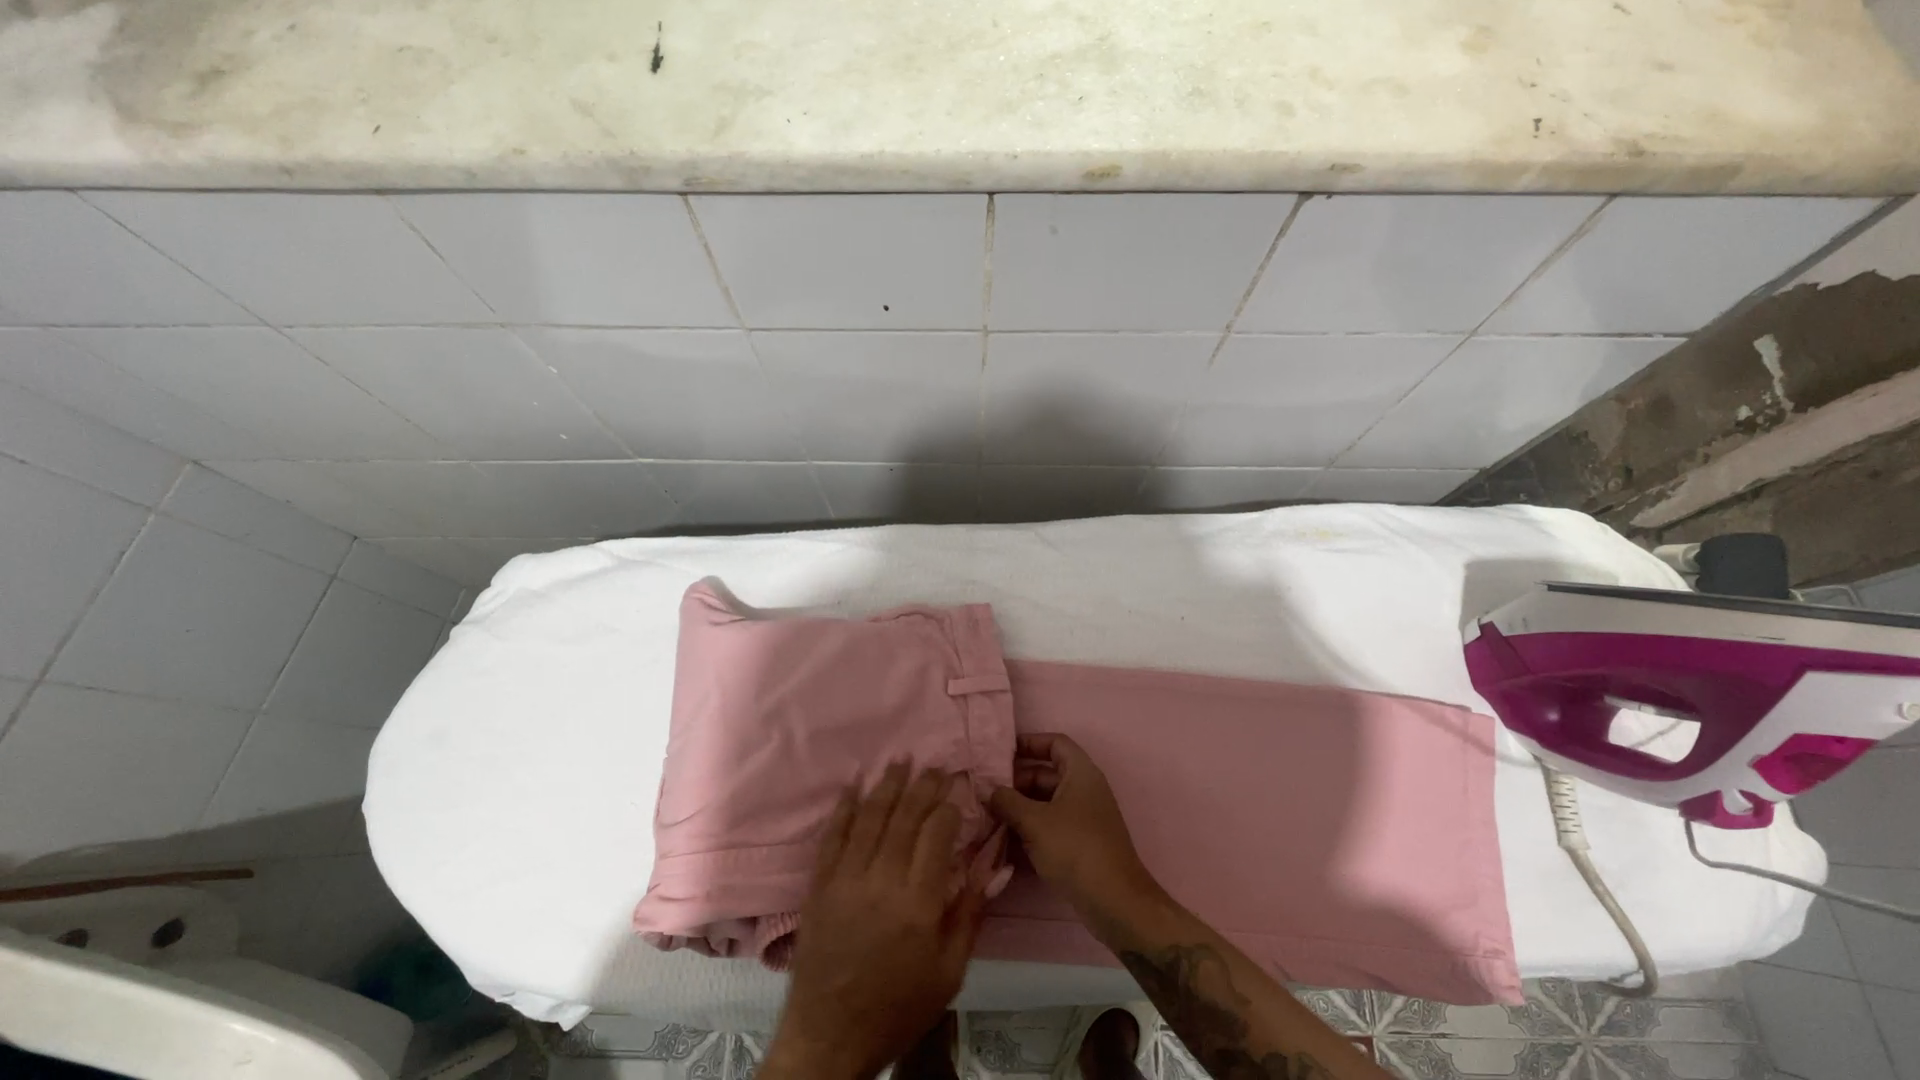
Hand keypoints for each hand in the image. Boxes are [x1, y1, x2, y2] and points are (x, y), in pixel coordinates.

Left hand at [761, 764, 987, 1079]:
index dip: (949, 805)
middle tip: (936, 763)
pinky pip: (832, 837)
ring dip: (887, 786)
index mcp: (918, 902)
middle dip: (922, 786)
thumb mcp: (950, 968)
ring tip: (901, 761)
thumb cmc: (900, 1006)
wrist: (831, 1035)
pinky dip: (844, 808)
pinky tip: (854, 787)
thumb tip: (993, 859)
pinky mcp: (819, 886)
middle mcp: (881, 880)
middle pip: (904, 817)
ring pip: (869, 818)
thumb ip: (970, 909)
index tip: (960, 786)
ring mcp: (845, 880)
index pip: (937, 833)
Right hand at [988, 734, 1161, 917]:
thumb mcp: (1035, 821)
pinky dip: (1029, 827)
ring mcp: (1083, 818)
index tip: (1000, 753)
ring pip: (1046, 802)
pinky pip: (1050, 825)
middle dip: (1016, 780)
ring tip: (987, 813)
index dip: (1029, 743)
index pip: (1055, 743)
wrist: (1114, 900)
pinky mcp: (1079, 844)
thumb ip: (1007, 801)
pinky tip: (1003, 838)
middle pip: (1047, 774)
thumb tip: (986, 790)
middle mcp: (1084, 790)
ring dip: (1019, 806)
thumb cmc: (1075, 848)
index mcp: (1081, 773)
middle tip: (985, 790)